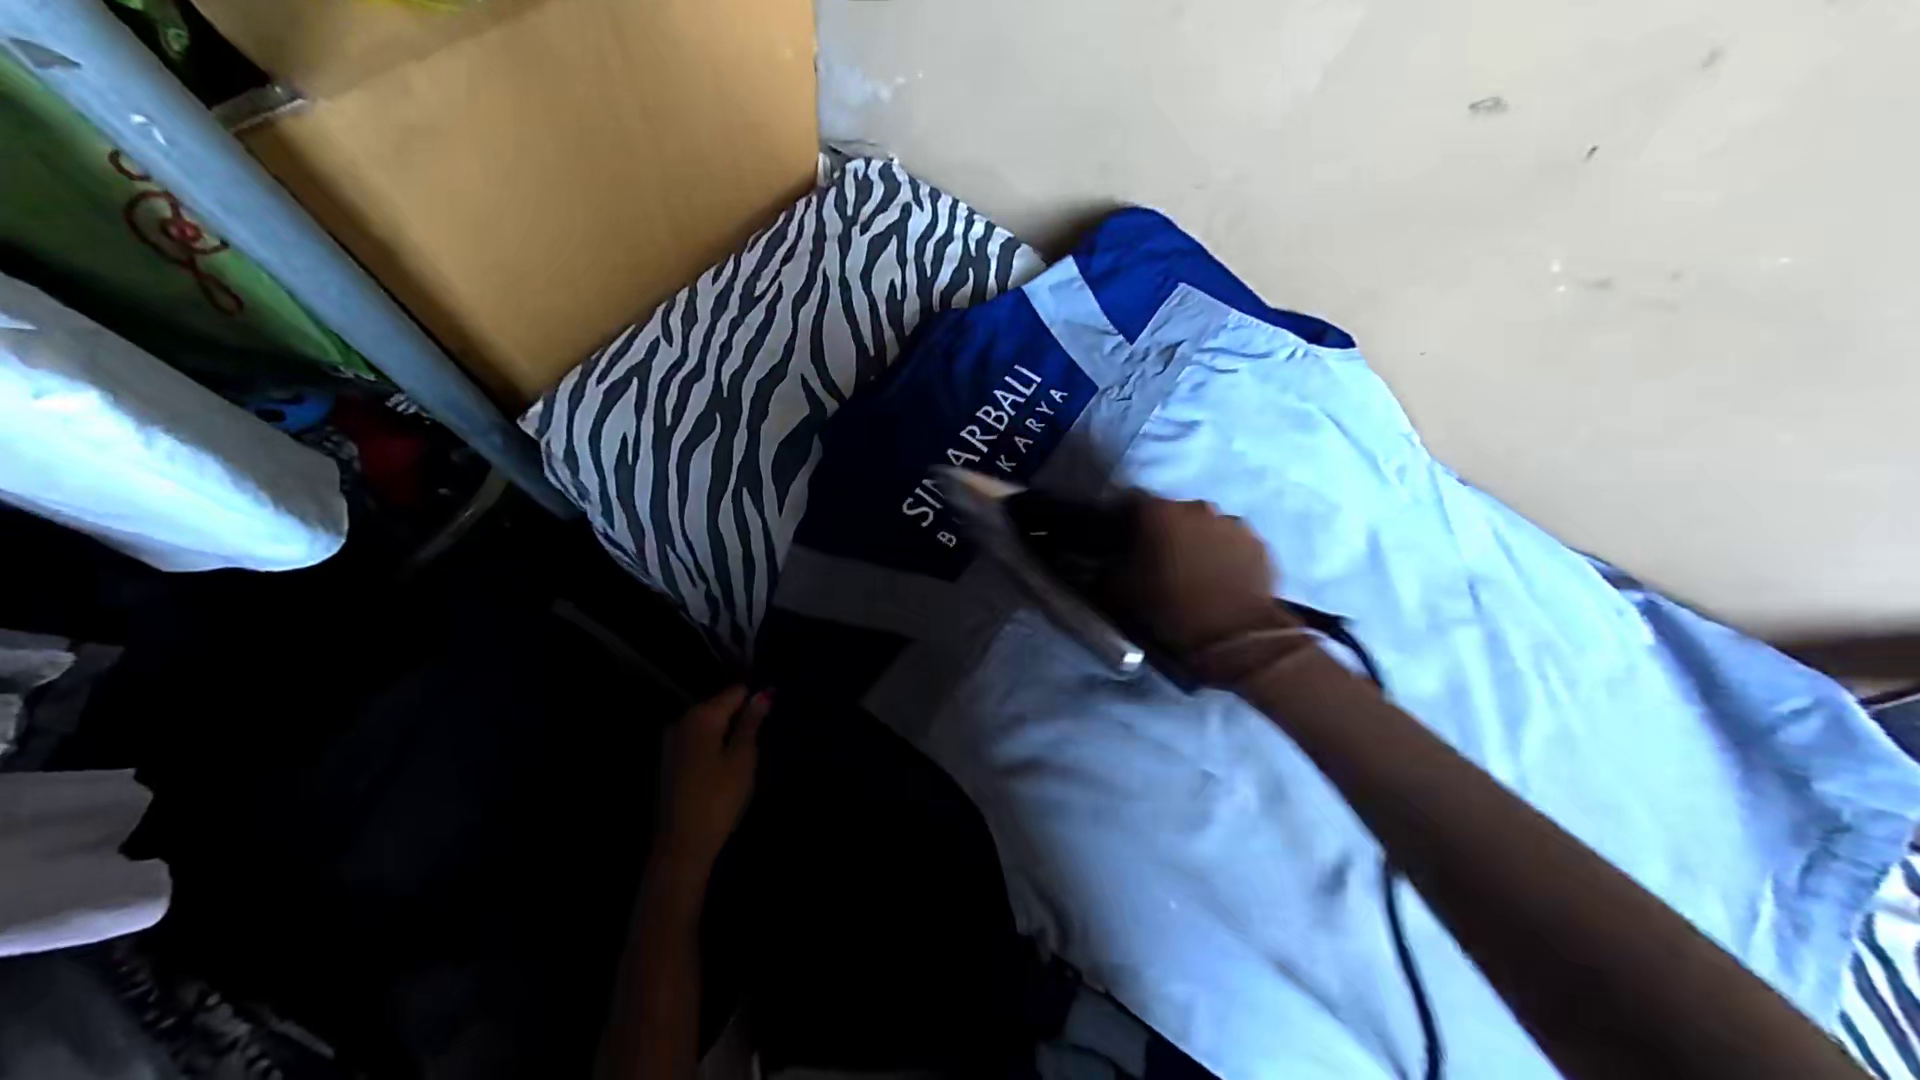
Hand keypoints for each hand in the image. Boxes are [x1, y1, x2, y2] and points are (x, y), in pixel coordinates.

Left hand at [654, 686, 770, 873]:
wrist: (681, 845)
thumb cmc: (719, 798)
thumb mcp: (743, 758)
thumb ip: (752, 722)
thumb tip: (765, 692)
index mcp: (702, 715)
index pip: (736, 691)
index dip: (757, 699)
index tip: (772, 716)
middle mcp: (682, 720)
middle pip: (720, 706)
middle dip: (742, 717)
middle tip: (763, 739)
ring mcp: (672, 741)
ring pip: (709, 724)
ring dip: (729, 733)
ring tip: (748, 754)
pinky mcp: (669, 760)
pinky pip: (698, 740)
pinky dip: (714, 746)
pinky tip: (727, 766)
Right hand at [1119, 496, 1287, 659]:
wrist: (1234, 636)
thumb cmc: (1170, 608)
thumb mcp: (1120, 592)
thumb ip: (1108, 568)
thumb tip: (1103, 562)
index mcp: (1158, 511)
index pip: (1131, 505)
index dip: (1125, 524)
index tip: (1121, 543)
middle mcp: (1196, 507)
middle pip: (1173, 513)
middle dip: (1165, 532)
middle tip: (1160, 559)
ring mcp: (1232, 523)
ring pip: (1206, 527)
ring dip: (1197, 541)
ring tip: (1194, 571)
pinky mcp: (1258, 544)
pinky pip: (1234, 544)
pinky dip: (1225, 555)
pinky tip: (1221, 578)